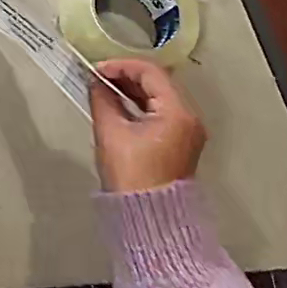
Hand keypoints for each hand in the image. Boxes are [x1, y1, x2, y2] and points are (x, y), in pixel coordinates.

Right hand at [89, 59, 206, 193]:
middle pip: (159, 81)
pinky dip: (141, 104)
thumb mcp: (111, 132)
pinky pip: (162, 111)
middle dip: (128, 75)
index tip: (97, 70)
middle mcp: (189, 118)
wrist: (150, 221)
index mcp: (178, 112)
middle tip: (100, 77)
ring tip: (105, 87)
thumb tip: (97, 83)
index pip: (151, 72)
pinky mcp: (181, 142)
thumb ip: (102, 100)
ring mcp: (188, 131)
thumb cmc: (131, 175)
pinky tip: (120, 104)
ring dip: (134, 89)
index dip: (122, 66)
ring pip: (161, 96)